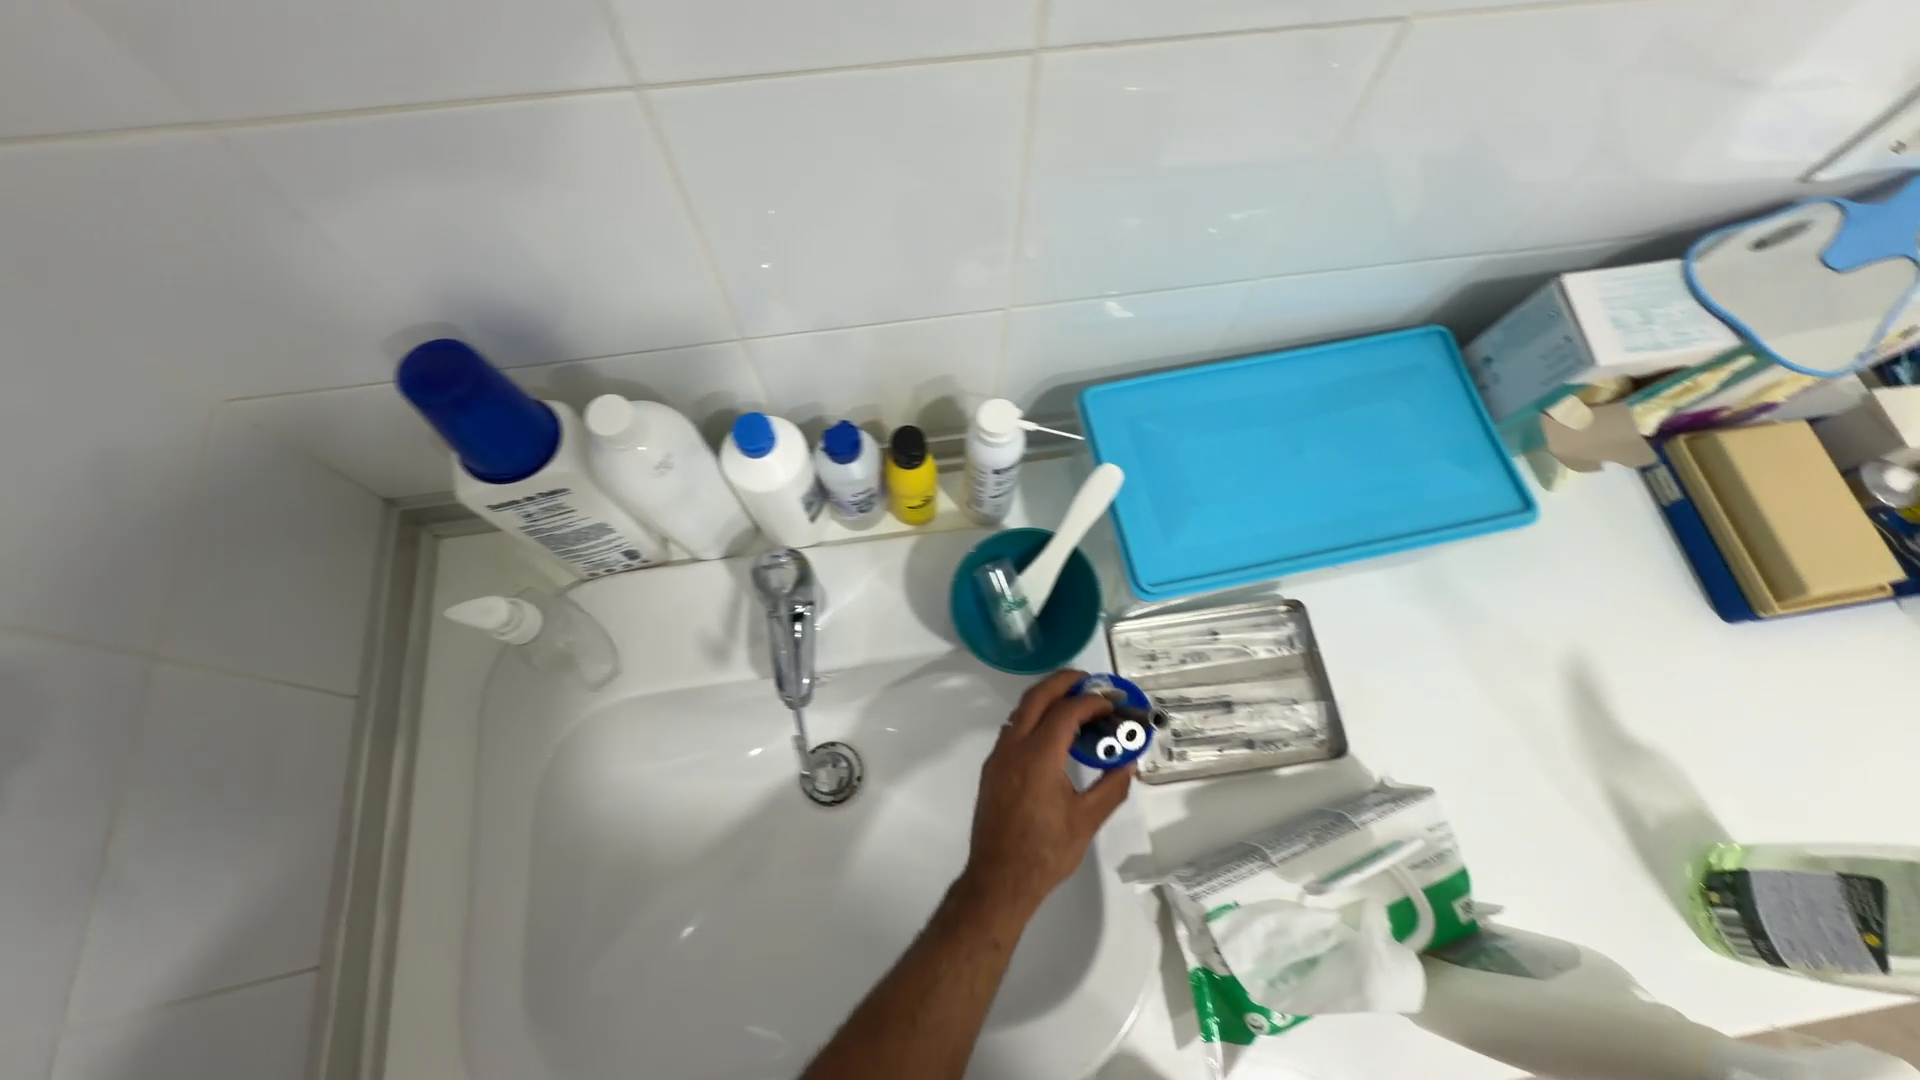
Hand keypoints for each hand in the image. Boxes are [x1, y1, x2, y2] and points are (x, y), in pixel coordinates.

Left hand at [960, 670, 1134, 917]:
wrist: (999, 879)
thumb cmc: (1046, 852)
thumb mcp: (1087, 821)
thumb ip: (1111, 787)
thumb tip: (1127, 765)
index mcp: (1039, 756)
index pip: (1066, 712)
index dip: (1092, 702)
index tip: (1112, 705)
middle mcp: (1014, 748)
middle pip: (1036, 698)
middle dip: (1063, 683)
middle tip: (1089, 682)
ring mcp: (998, 758)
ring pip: (1021, 712)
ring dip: (1046, 699)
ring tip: (1074, 703)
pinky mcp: (992, 770)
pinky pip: (1013, 730)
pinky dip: (1034, 719)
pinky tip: (1053, 735)